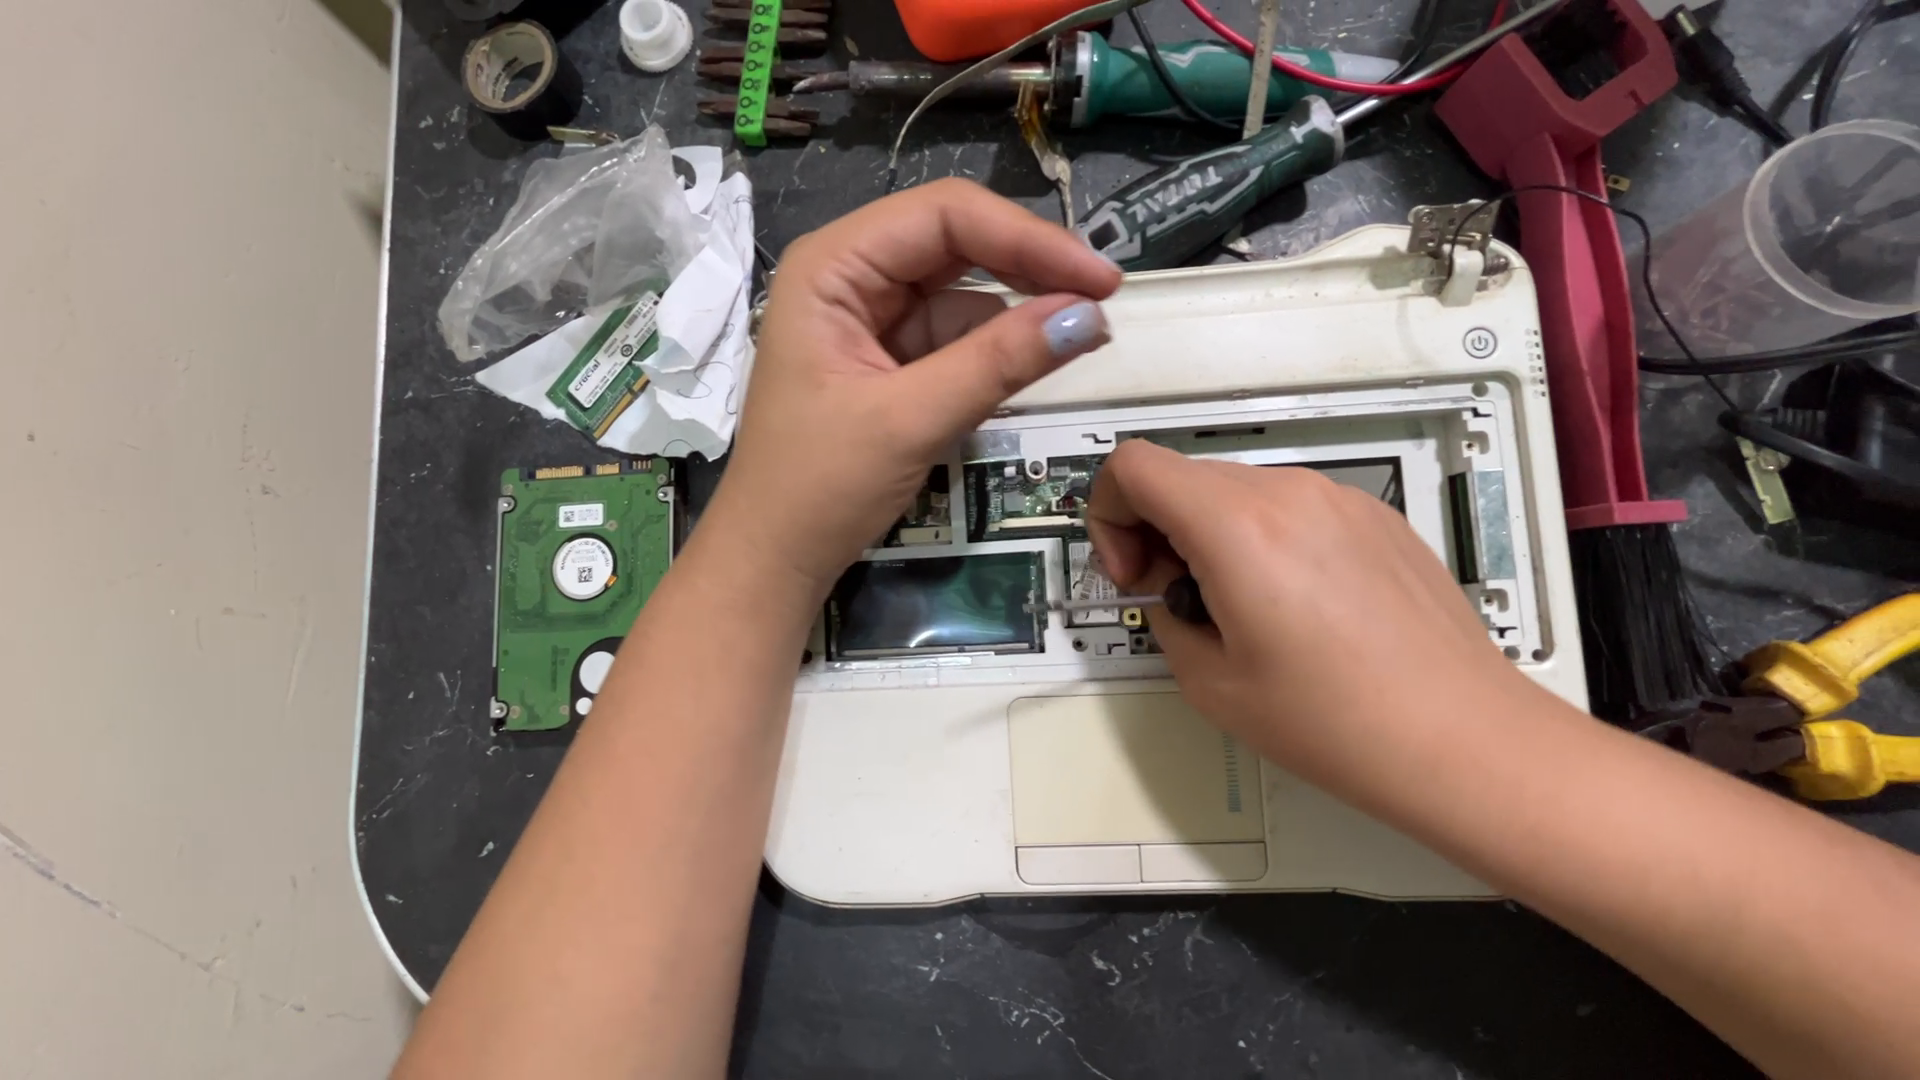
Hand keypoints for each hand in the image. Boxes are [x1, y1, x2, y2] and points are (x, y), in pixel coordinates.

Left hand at [704, 179, 1120, 596]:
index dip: (1028, 239)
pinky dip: (996, 349)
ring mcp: (872, 319)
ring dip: (1018, 311)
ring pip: (963, 292)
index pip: (944, 217)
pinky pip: (956, 338)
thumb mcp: (910, 420)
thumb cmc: (818, 486)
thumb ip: (998, 363)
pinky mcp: (891, 360)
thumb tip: (1090, 318)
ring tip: (1080, 334)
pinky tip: (1033, 360)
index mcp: (833, 266)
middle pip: (956, 244)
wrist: (777, 556)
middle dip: (1029, 268)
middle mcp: (852, 276)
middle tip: (1103, 299)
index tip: (1100, 280)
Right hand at [1086, 439, 1531, 786]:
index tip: (1134, 575)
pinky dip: (1263, 537)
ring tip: (1243, 609)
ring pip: (1235, 489)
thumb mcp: (1209, 682)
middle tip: (1179, 599)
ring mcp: (1339, 497)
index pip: (1132, 466)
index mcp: (1237, 526)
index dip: (1110, 514)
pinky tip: (1299, 607)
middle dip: (1156, 530)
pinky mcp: (1376, 516)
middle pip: (1181, 476)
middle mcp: (1288, 491)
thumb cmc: (1332, 722)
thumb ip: (1164, 614)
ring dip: (1209, 534)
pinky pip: (1290, 505)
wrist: (1464, 741)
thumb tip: (1169, 587)